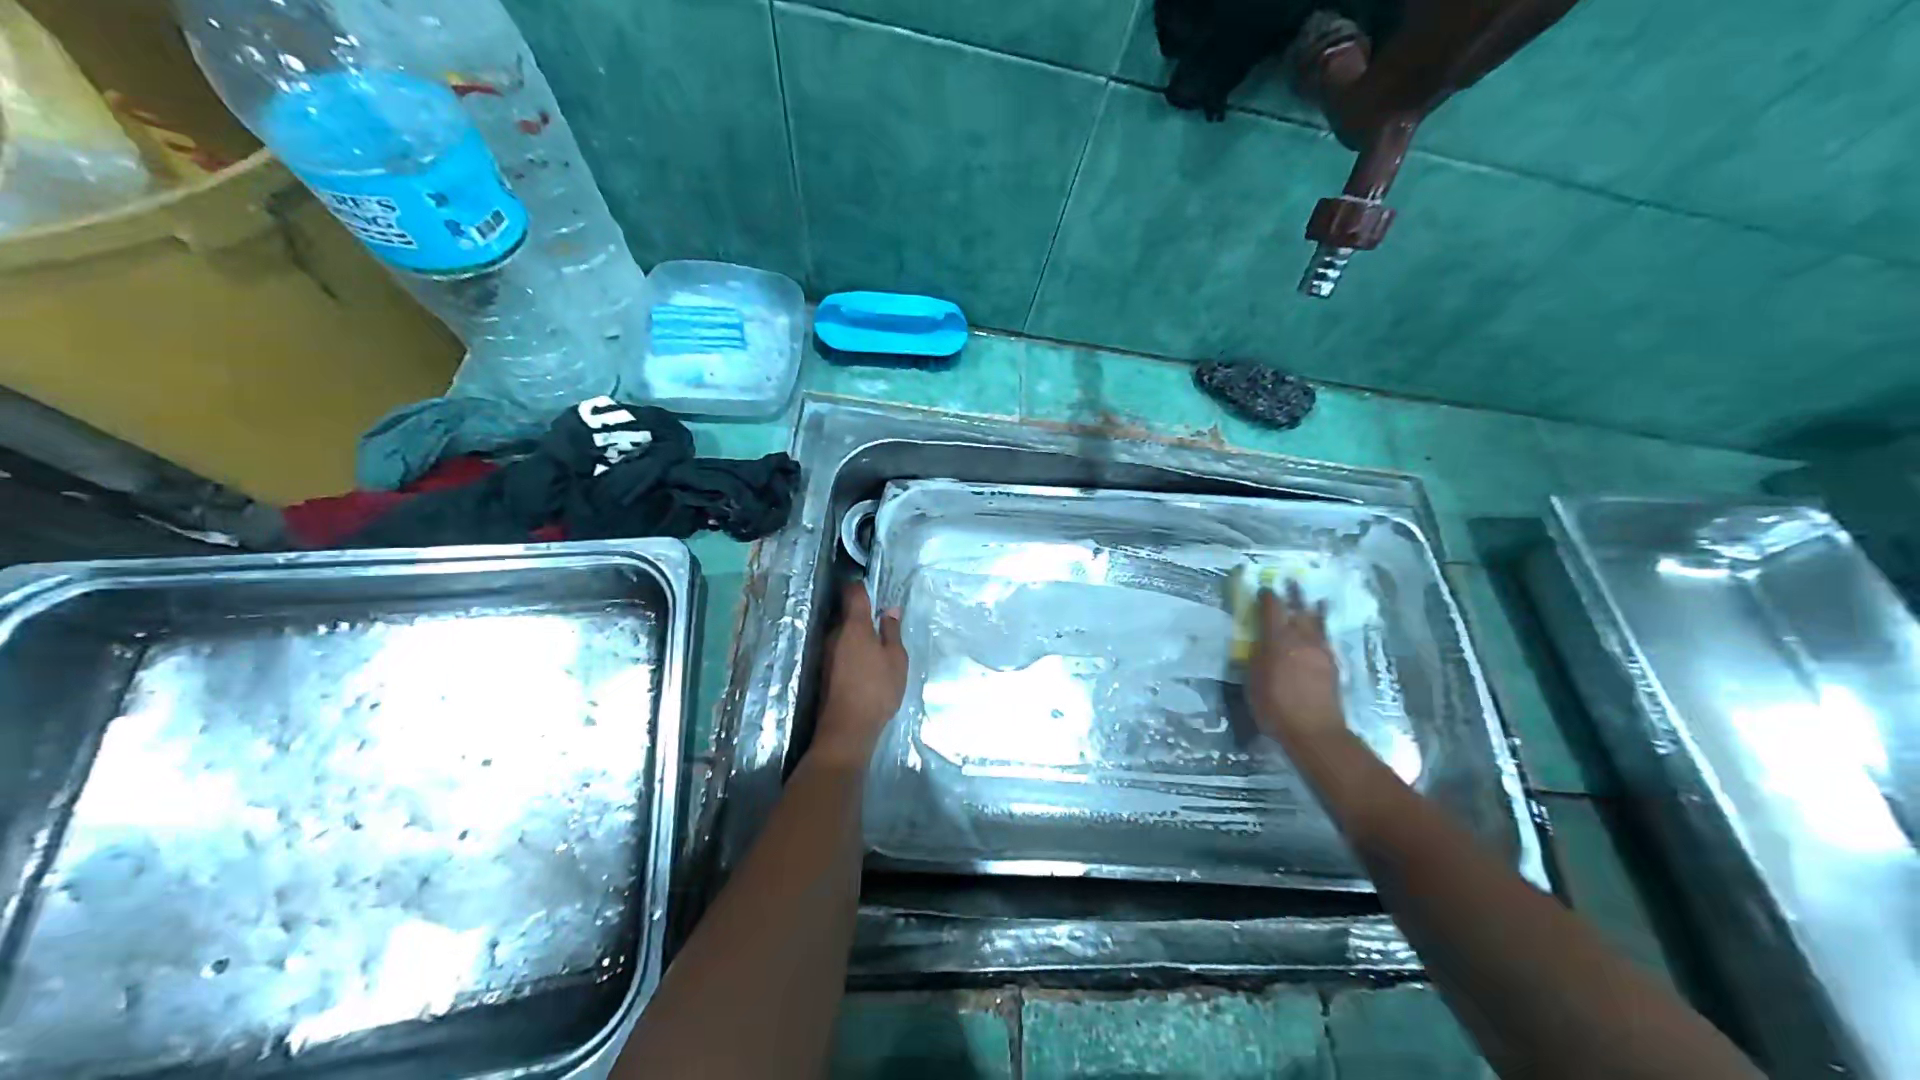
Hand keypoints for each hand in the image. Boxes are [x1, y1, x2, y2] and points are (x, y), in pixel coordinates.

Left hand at [811, 581, 907, 768]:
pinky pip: (839, 649)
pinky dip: (851, 651)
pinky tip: (865, 665)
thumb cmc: (877, 689)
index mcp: (854, 625)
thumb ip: (892, 631)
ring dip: (857, 635)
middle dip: (863, 615)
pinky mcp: (823, 669)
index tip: (876, 591)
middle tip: (884, 625)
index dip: (863, 587)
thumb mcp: (896, 659)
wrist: (846, 728)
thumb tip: (890, 610)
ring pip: (842, 633)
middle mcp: (834, 633)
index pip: (853, 592)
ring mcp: (826, 652)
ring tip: (877, 648)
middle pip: (847, 613)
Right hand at [1246, 582, 1345, 746]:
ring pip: (1318, 622)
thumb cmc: (1275, 707)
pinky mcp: (1333, 664)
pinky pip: (1326, 638)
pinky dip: (1323, 629)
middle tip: (1291, 581)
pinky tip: (1322, 630)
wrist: (1314, 731)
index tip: (1264, 587)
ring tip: (1317, 599)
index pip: (1272, 609)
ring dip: (1314, 608)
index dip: (1267, 596)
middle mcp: (1301, 639)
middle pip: (1299, 609)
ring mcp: (1321, 651)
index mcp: (1277, 640)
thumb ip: (1256, 656)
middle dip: (1294, 595)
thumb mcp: (1252, 681)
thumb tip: (1257, 642)